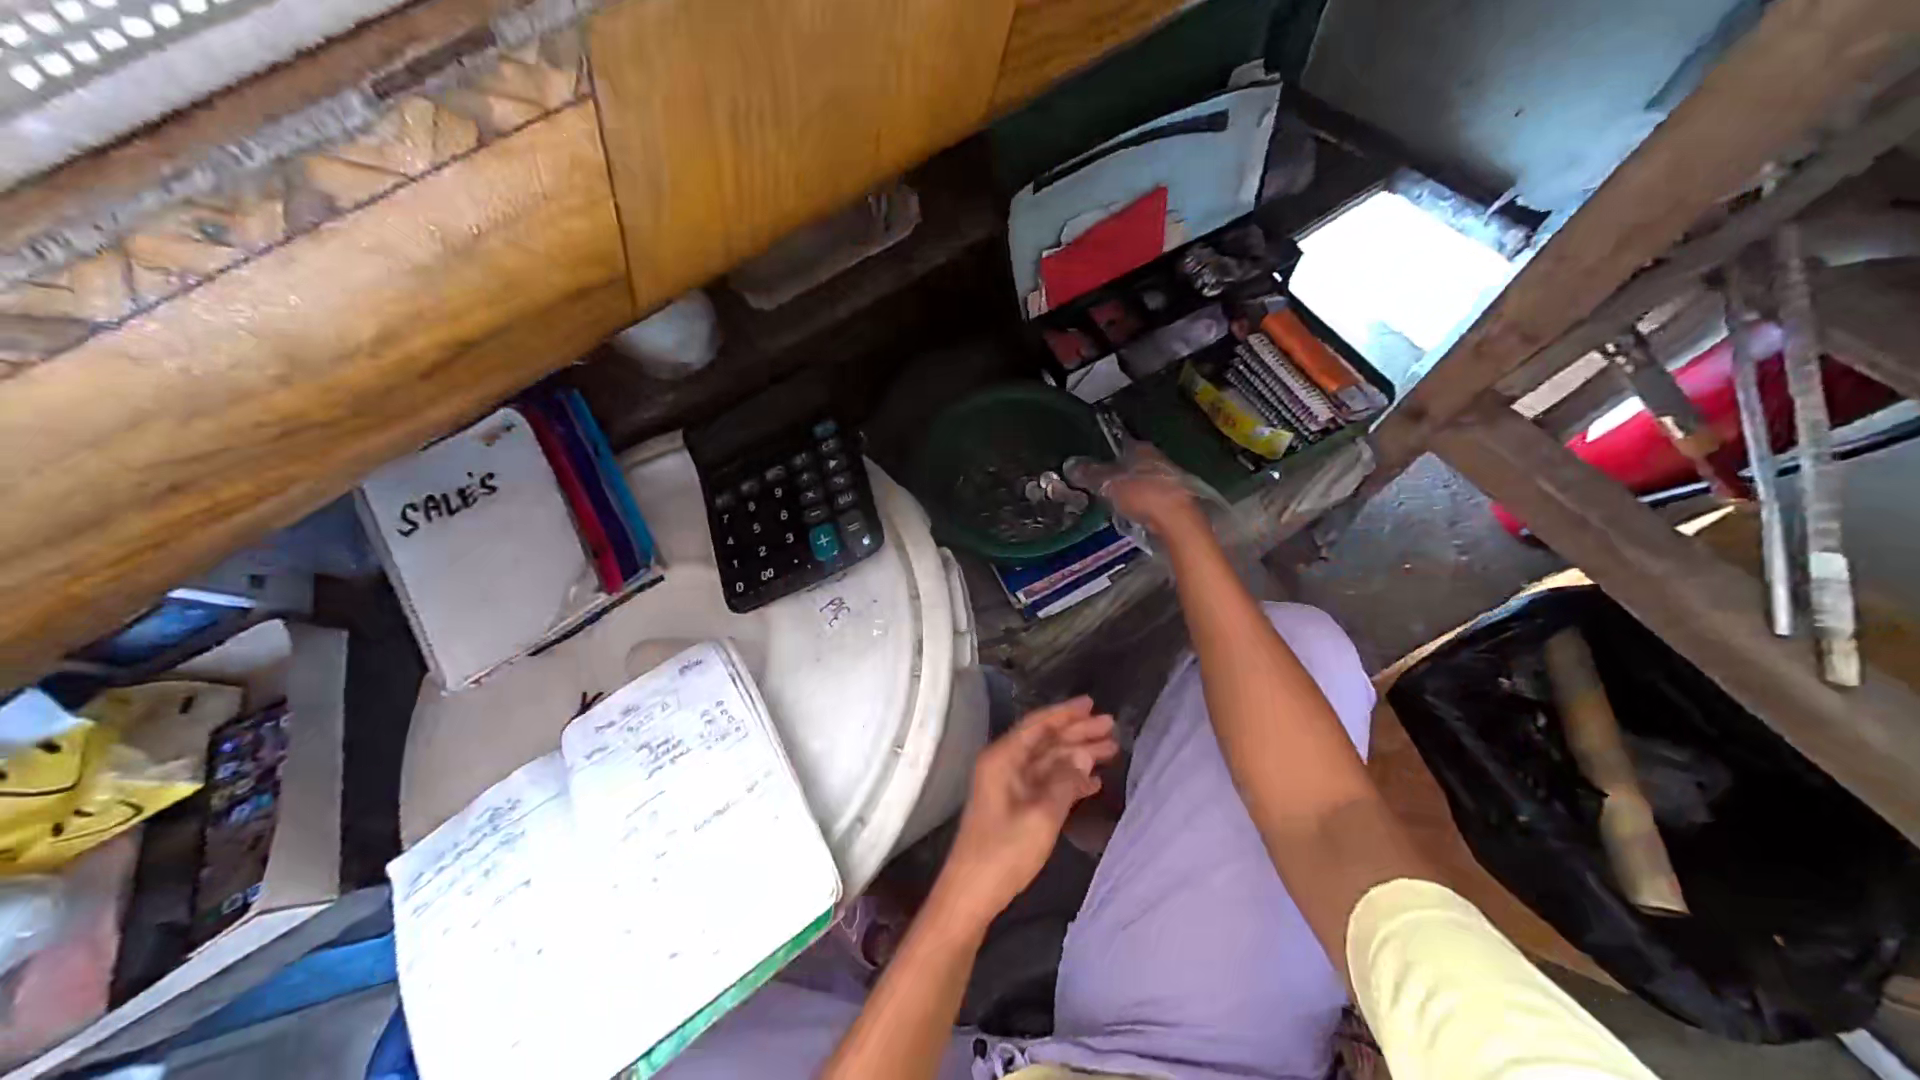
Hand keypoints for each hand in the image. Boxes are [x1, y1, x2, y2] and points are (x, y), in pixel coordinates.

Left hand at [934, 697, 1118, 925]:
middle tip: (1111, 727)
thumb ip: (1065, 781)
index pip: (1037, 725)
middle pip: (1046, 741)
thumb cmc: (1004, 852)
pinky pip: (1047, 784)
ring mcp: (1010, 787)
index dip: (1065, 713)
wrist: (972, 894)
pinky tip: (1093, 783)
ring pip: (1049, 762)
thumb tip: (1084, 754)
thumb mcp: (1042, 815)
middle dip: (1077, 733)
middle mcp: (1004, 766)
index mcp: (1003, 759)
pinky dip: (1070, 781)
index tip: (1092, 704)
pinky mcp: (1016, 807)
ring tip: (1111, 751)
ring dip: (1078, 756)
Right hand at [1083, 445, 1204, 536]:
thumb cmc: (1142, 495)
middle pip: (1133, 462)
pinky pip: (1150, 497)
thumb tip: (1070, 464)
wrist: (1178, 521)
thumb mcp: (1109, 484)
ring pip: (1142, 480)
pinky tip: (1131, 513)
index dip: (1107, 451)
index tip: (1093, 463)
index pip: (1121, 442)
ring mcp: (1170, 479)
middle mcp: (1158, 459)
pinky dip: (1140, 503)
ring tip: (1112, 502)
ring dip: (1130, 489)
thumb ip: (1090, 473)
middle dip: (1118, 472)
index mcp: (1142, 449)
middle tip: (1099, 484)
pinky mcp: (1176, 500)